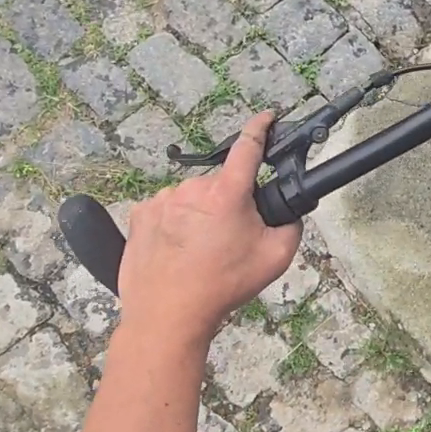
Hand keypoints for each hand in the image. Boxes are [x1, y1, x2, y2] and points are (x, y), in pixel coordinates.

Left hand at [116, 112, 299, 347]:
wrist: (168, 315)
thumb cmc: (223, 285)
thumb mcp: (277, 256)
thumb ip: (291, 224)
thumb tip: (287, 211)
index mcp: (228, 194)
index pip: (248, 147)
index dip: (260, 127)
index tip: (268, 116)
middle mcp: (193, 190)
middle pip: (222, 183)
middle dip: (231, 201)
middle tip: (233, 235)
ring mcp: (162, 200)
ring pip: (193, 196)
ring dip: (202, 212)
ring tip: (202, 248)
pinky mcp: (139, 215)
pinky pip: (167, 207)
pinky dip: (176, 221)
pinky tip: (179, 247)